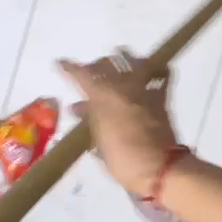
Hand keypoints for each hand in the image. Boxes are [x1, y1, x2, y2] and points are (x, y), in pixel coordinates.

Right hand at [59, 49, 179, 195]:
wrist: (159, 168)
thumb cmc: (122, 159)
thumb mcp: (99, 142)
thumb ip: (90, 120)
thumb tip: (78, 107)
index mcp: (103, 98)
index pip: (83, 76)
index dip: (70, 68)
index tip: (60, 62)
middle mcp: (123, 88)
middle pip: (108, 65)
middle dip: (97, 64)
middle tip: (90, 67)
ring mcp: (145, 91)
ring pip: (134, 64)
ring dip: (126, 58)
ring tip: (120, 54)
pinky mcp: (161, 99)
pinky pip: (162, 78)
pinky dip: (158, 72)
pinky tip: (156, 71)